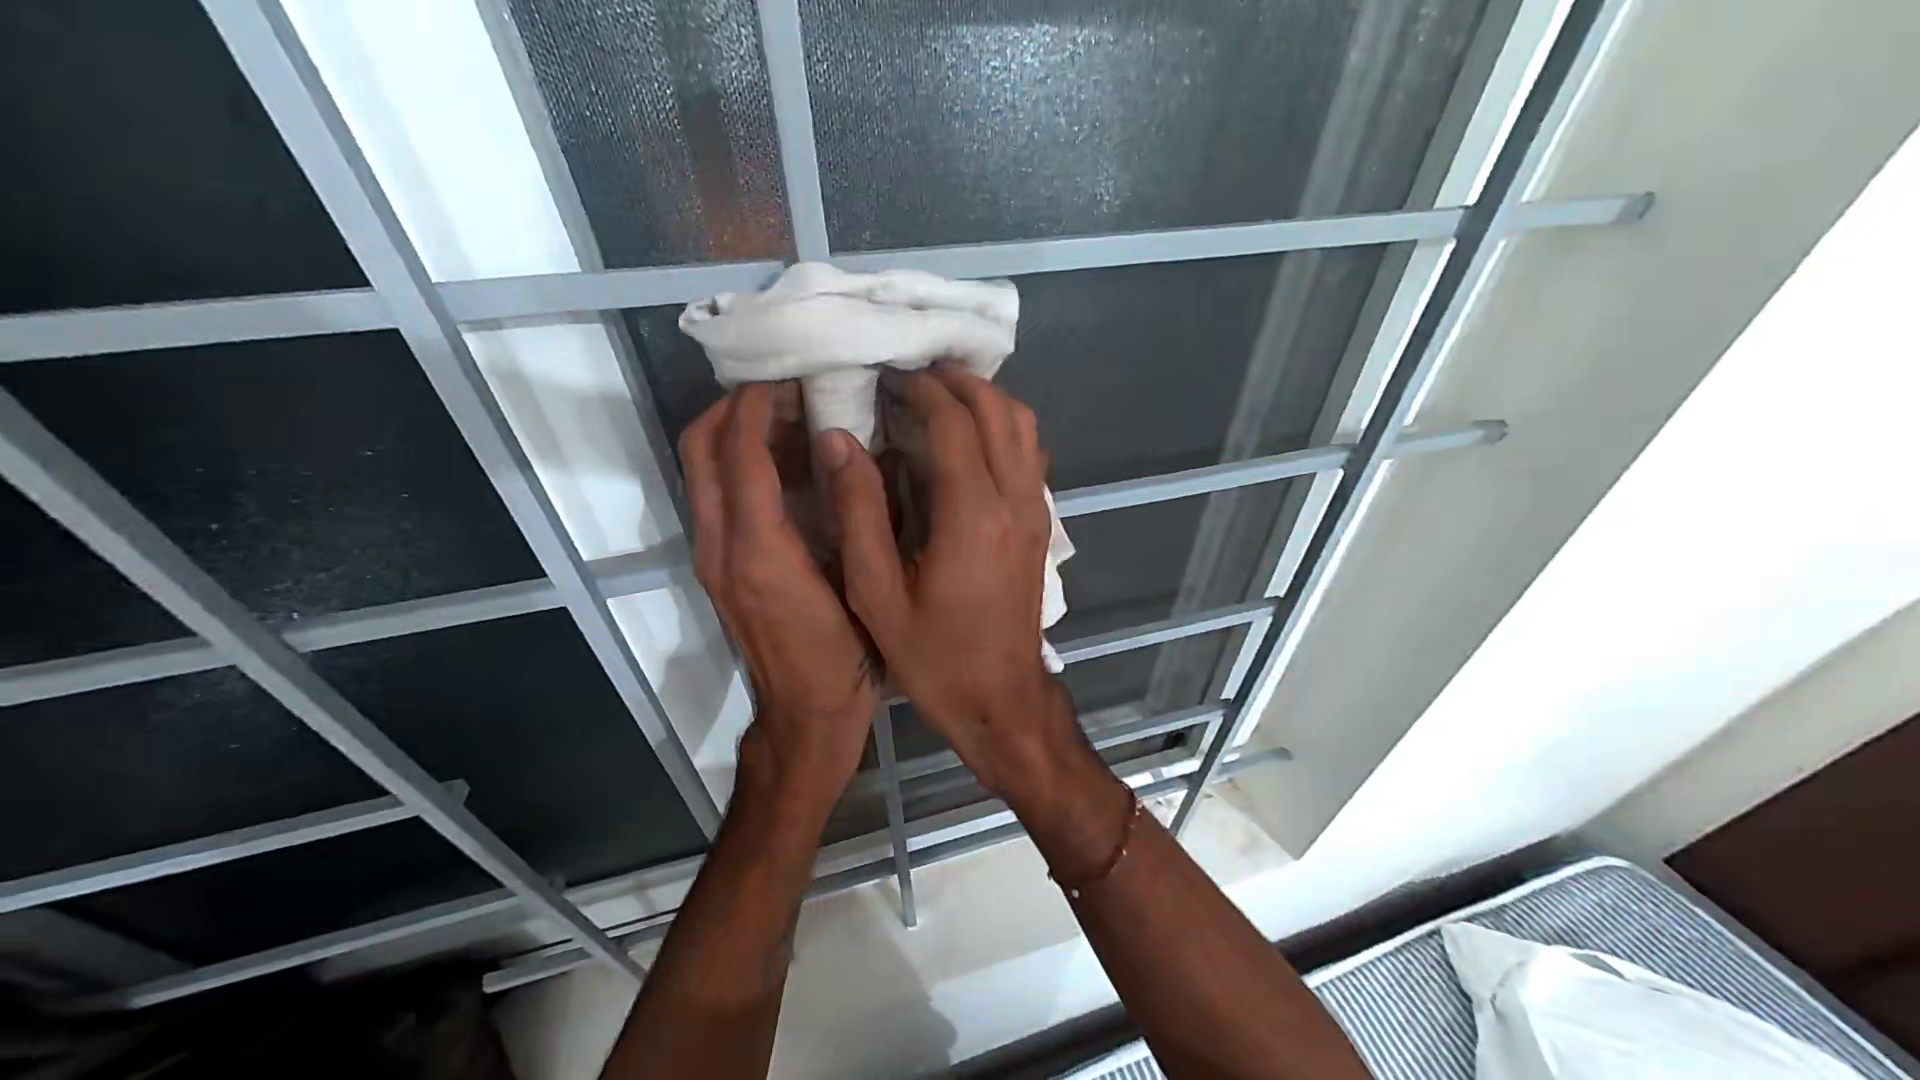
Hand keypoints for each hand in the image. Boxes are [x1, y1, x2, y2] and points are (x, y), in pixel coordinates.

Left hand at [680, 383, 877, 822]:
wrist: (805, 718)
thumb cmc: (844, 657)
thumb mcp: (858, 584)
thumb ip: (849, 514)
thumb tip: (845, 446)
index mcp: (757, 548)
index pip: (739, 450)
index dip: (760, 402)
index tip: (794, 371)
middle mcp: (720, 545)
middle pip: (699, 449)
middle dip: (734, 406)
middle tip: (787, 387)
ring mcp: (713, 557)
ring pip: (701, 470)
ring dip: (734, 431)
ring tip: (791, 412)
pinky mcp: (720, 567)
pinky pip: (716, 494)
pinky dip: (739, 462)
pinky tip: (789, 460)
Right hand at [821, 367, 1082, 801]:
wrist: (1001, 700)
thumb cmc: (934, 657)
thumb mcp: (877, 594)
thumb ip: (858, 513)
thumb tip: (838, 440)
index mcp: (972, 513)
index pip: (953, 421)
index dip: (919, 388)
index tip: (886, 373)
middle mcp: (1014, 499)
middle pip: (997, 410)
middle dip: (955, 380)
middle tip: (910, 373)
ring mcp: (1035, 511)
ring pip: (1023, 426)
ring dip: (985, 398)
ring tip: (938, 394)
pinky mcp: (1040, 525)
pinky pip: (1029, 453)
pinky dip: (1002, 426)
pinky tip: (968, 437)